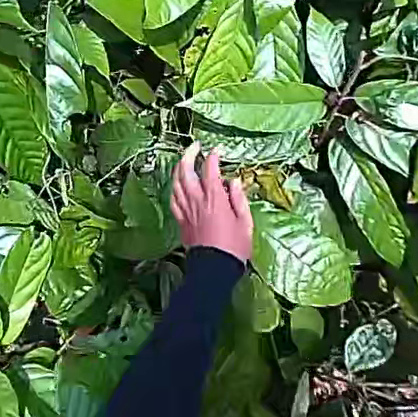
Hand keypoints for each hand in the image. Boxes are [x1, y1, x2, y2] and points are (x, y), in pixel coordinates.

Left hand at [169, 143, 252, 263]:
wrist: (214, 269)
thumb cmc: (234, 247)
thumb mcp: (244, 222)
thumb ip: (238, 199)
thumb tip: (234, 181)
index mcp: (215, 199)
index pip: (209, 170)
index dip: (212, 157)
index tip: (216, 150)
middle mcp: (196, 201)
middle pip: (186, 171)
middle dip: (189, 155)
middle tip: (195, 147)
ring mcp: (186, 210)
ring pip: (176, 183)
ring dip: (178, 168)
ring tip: (184, 160)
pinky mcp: (180, 220)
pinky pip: (173, 199)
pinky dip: (174, 188)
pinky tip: (176, 184)